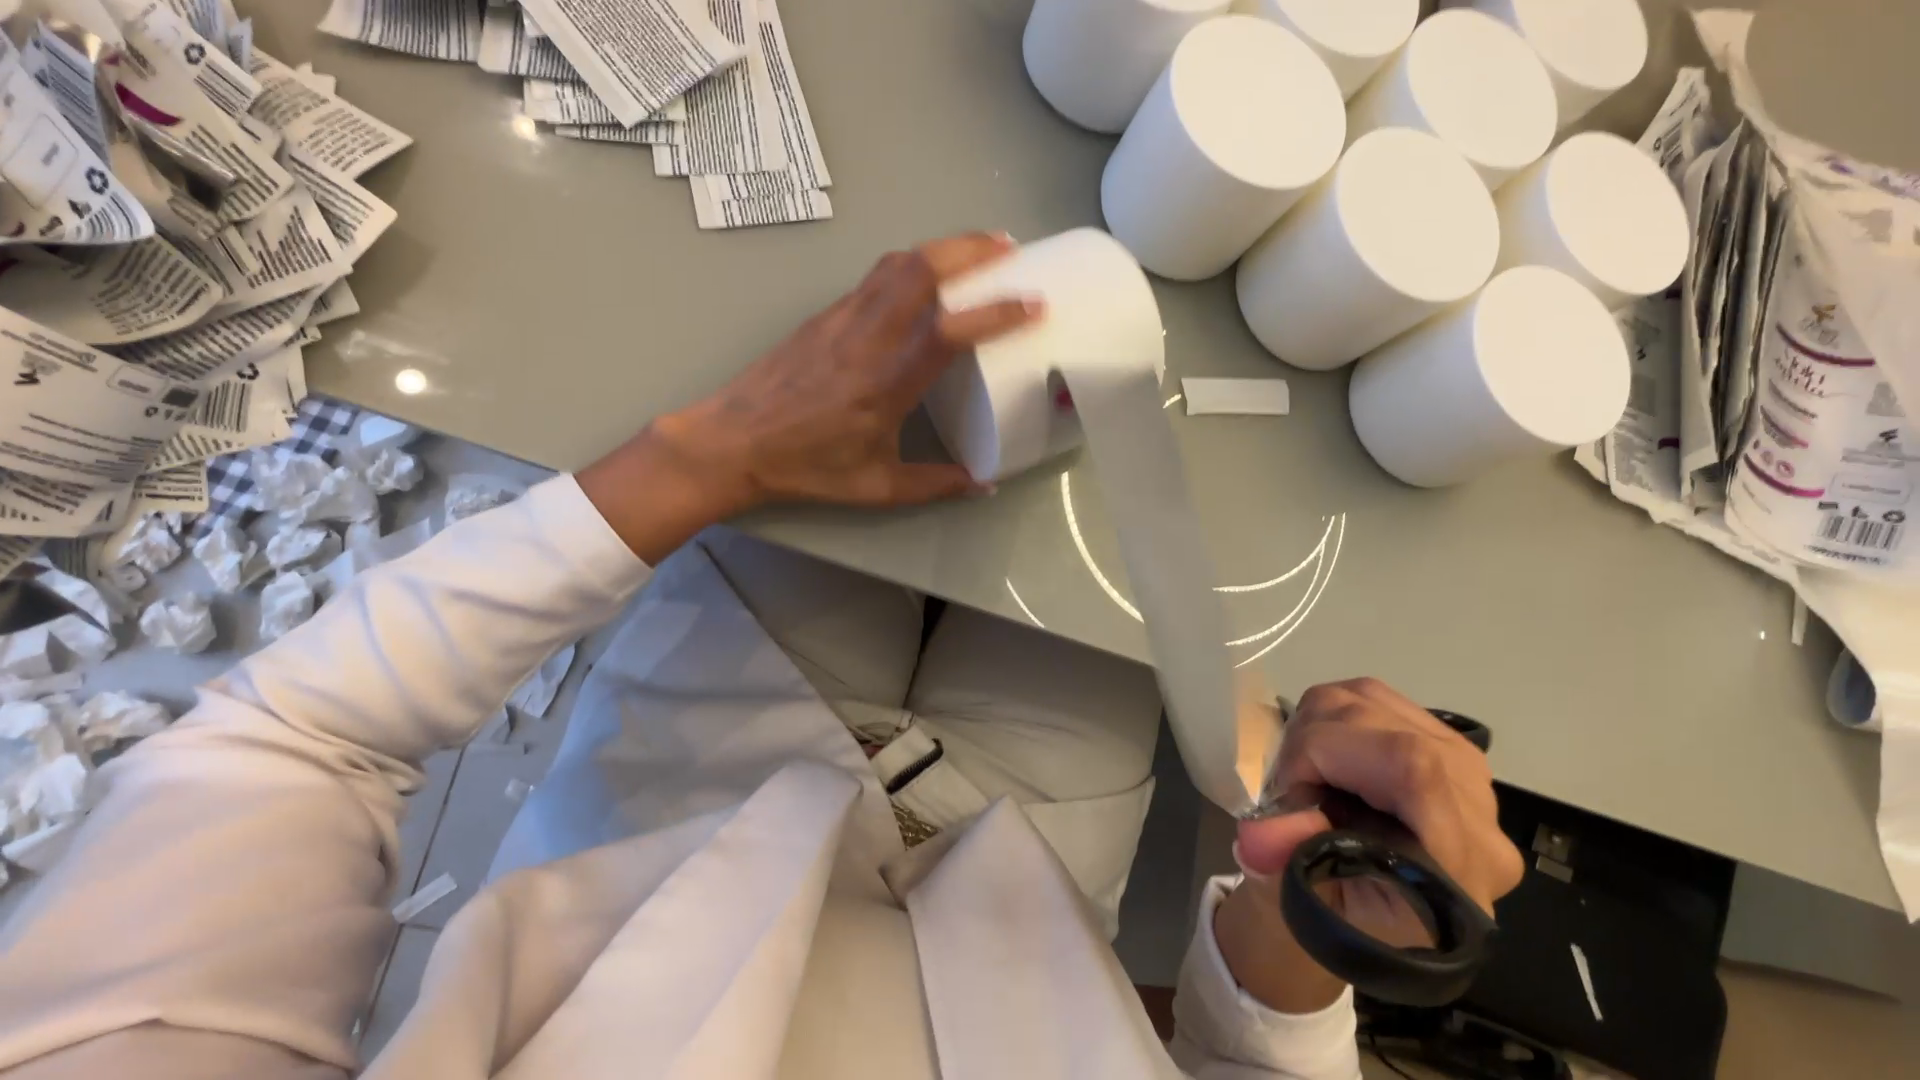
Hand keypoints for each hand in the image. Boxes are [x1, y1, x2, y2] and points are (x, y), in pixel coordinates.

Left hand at [578, 232, 1040, 561]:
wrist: (733, 441)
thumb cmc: (806, 467)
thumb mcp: (877, 487)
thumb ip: (936, 484)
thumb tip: (984, 484)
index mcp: (888, 381)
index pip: (951, 330)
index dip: (997, 311)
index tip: (1034, 302)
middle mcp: (869, 336)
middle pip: (924, 270)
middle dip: (973, 250)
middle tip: (1011, 249)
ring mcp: (844, 318)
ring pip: (898, 262)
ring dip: (943, 247)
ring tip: (978, 249)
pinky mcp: (825, 314)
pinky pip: (876, 275)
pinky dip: (912, 262)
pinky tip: (926, 273)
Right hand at [1212, 679, 1523, 1013]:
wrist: (1372, 922)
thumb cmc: (1340, 924)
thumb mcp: (1306, 911)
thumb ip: (1288, 867)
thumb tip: (1258, 831)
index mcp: (1457, 871)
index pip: (1412, 768)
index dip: (1327, 754)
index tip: (1288, 791)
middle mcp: (1478, 813)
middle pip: (1384, 724)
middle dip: (1310, 744)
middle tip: (1289, 791)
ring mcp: (1468, 772)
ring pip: (1372, 698)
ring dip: (1317, 726)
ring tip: (1306, 774)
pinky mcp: (1446, 745)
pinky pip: (1376, 697)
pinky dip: (1332, 717)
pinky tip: (1327, 758)